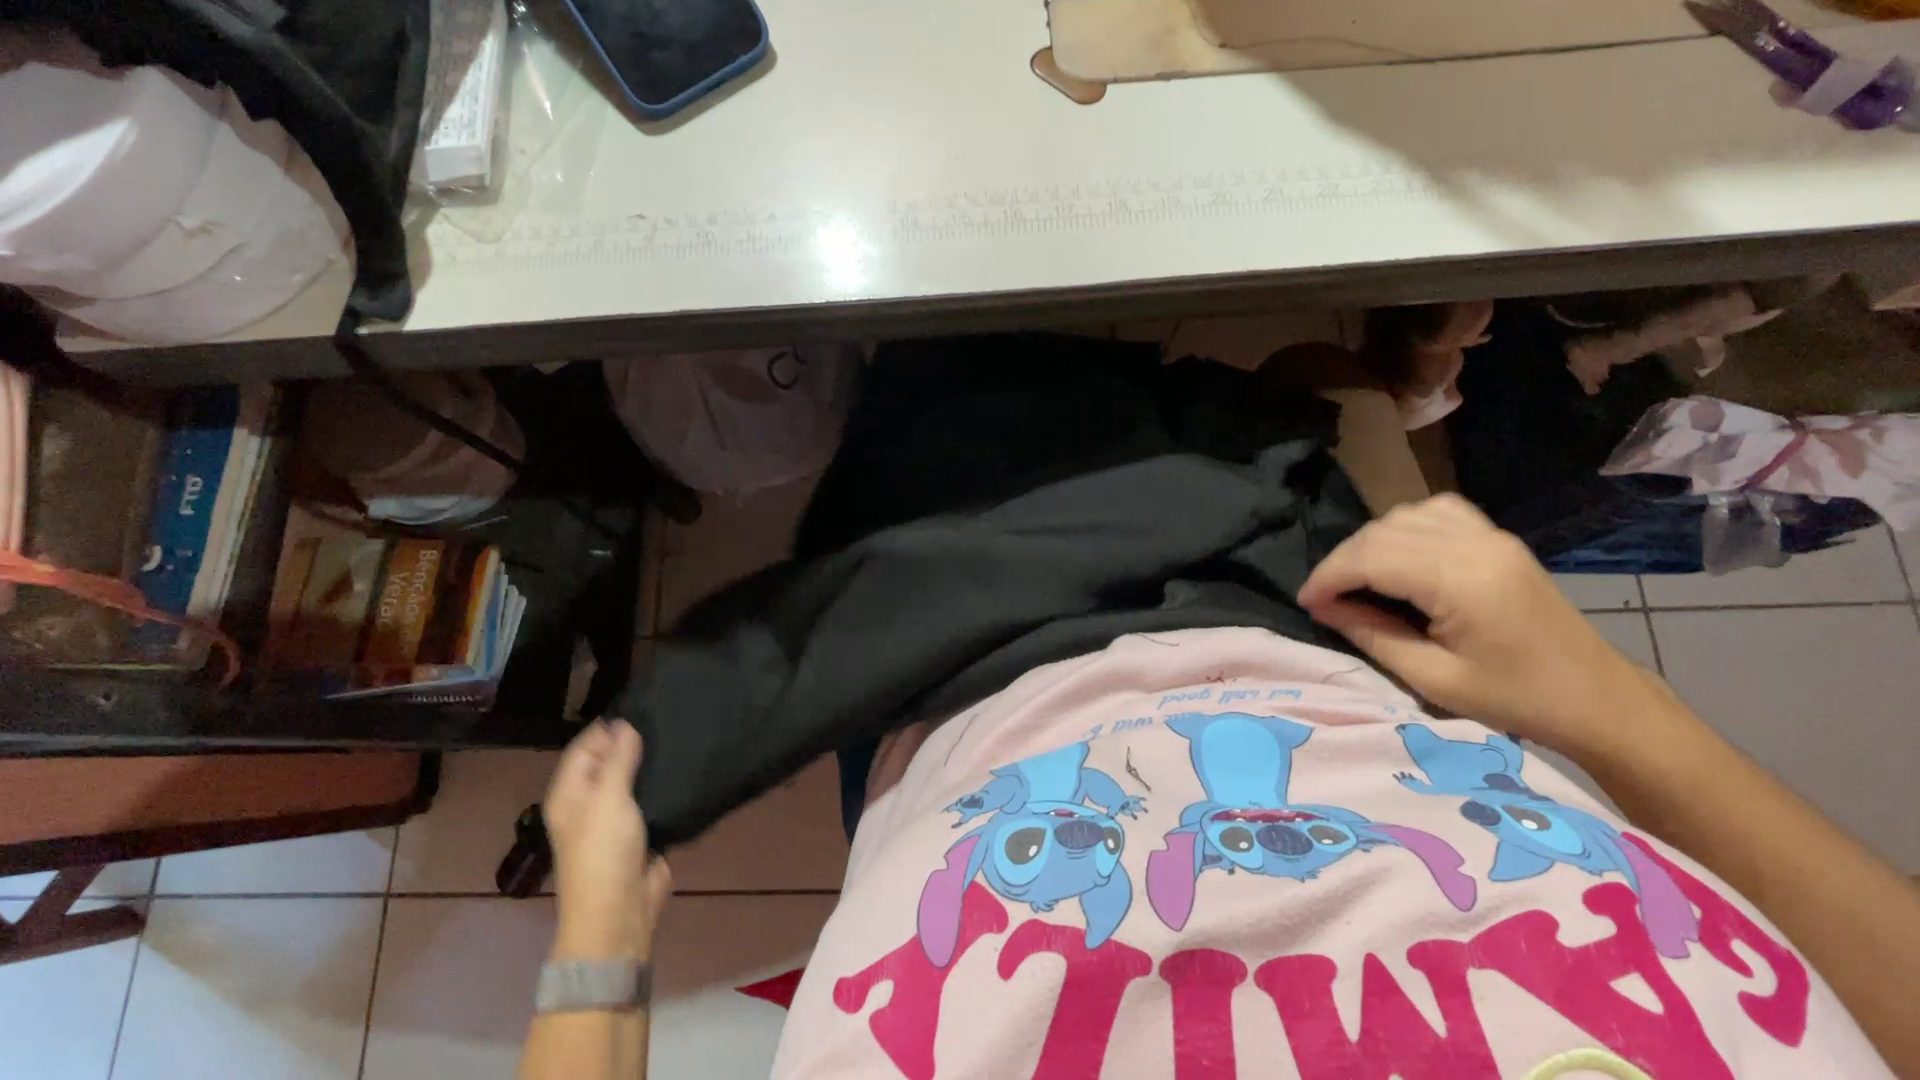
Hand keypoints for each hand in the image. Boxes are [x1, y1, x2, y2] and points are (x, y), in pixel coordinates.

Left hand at [543, 719, 671, 962]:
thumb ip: (618, 760)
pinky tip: (685, 770)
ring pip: (634, 783)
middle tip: (668, 716)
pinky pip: (653, 802)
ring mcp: (616, 819)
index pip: (585, 748)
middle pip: (609, 763)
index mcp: (570, 793)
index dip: (608, 728)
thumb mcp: (608, 798)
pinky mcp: (642, 833)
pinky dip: (665, 788)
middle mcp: (589, 802)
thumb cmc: (604, 851)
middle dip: (633, 744)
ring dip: (651, 766)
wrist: (620, 910)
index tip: (641, 705)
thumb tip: (625, 725)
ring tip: (681, 736)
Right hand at [1297, 495, 1682, 758]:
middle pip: (1384, 531)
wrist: (1597, 699)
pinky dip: (1406, 527)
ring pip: (1407, 515)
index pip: (1372, 556)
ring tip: (1356, 580)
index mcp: (1462, 580)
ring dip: (1371, 542)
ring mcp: (1492, 537)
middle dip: (1343, 560)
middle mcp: (1476, 544)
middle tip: (1324, 598)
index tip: (1305, 602)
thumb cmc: (1516, 700)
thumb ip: (1373, 635)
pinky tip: (1397, 556)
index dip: (1329, 575)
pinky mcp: (1500, 540)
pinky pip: (1439, 512)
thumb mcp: (1434, 680)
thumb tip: (1323, 607)